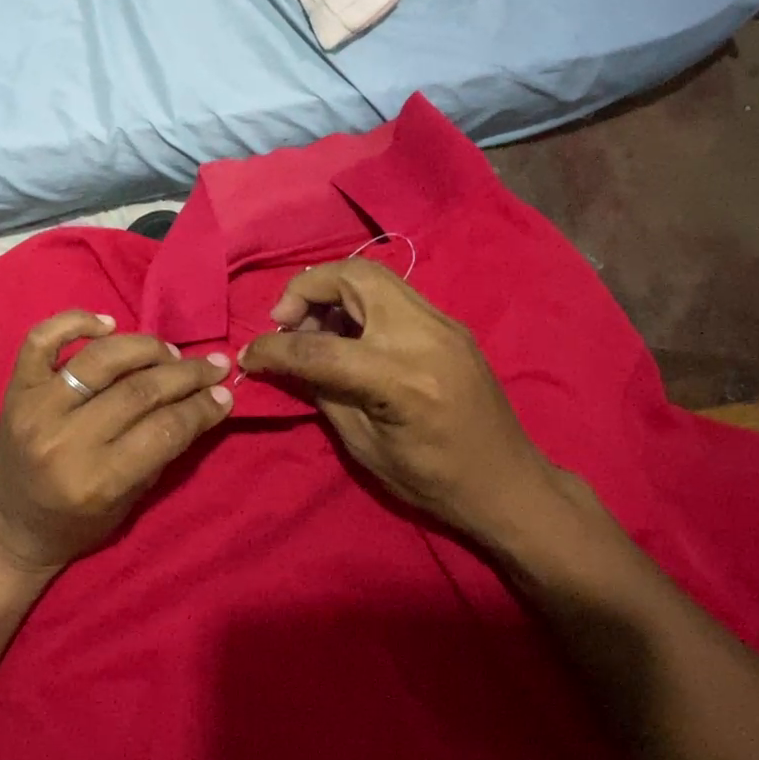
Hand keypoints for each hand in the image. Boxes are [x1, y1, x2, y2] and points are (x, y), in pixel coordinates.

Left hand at [0, 310, 232, 575]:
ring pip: (99, 359)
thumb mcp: (130, 502)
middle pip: (138, 391)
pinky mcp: (16, 389)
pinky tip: (107, 324)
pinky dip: (74, 322)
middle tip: (214, 365)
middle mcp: (63, 441)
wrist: (15, 526)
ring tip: (170, 352)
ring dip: (144, 347)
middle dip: (186, 375)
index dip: (201, 408)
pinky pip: (41, 340)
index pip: (163, 430)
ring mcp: (35, 410)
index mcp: (95, 481)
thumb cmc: (79, 522)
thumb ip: (163, 451)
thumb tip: (207, 399)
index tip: (226, 394)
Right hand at [237, 259, 566, 545]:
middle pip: (353, 276)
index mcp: (401, 380)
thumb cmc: (433, 481)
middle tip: (286, 321)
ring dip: (332, 290)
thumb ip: (321, 392)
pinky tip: (348, 332)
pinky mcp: (449, 323)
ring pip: (374, 274)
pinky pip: (393, 293)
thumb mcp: (364, 446)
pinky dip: (359, 300)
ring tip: (314, 326)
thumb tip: (282, 361)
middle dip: (306, 288)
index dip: (274, 348)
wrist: (508, 484)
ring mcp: (443, 323)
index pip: (319, 347)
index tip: (250, 355)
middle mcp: (424, 336)